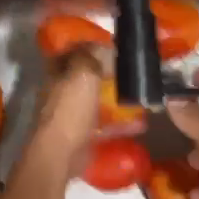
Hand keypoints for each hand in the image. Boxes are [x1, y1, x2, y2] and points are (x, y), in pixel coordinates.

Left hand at [26, 47, 141, 174]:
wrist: (61, 153)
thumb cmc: (70, 107)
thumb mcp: (83, 73)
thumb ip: (93, 56)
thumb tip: (104, 45)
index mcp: (57, 72)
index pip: (71, 51)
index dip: (89, 46)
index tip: (111, 45)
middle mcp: (62, 90)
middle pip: (86, 76)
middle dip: (106, 73)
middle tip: (130, 69)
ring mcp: (72, 114)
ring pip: (96, 101)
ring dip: (115, 98)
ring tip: (139, 94)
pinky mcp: (83, 135)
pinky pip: (105, 125)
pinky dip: (121, 124)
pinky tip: (141, 123)